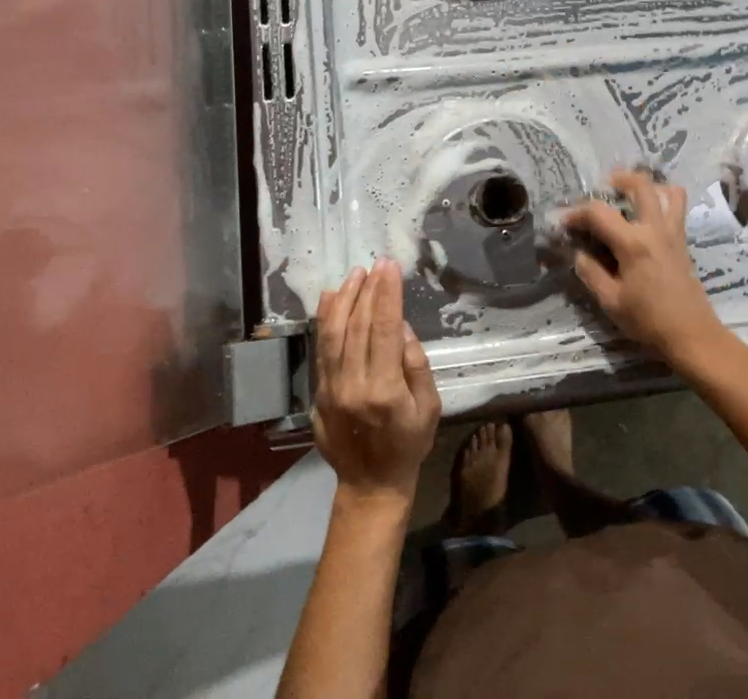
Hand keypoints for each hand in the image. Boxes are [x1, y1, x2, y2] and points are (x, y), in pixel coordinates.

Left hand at [312, 260, 441, 505]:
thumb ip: (415, 365)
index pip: (383, 329)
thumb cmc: (409, 444)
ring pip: (333, 333)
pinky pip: (320, 349)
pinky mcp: (318, 392)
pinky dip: (324, 320)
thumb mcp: (429, 407)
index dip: (386, 294)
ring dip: (343, 299)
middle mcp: (353, 385)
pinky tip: (330, 299)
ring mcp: (330, 388)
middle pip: (357, 326)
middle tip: (376, 264)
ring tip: (354, 274)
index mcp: (385, 389)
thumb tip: (399, 327)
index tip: (389, 267)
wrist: (370, 483)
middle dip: (367, 290)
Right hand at [565, 170, 732, 368]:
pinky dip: (662, 200)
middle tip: (602, 189)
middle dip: (618, 179)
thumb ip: (590, 272)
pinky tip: (646, 217)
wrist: (691, 334)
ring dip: (648, 186)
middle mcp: (655, 229)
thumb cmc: (648, 320)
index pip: (599, 213)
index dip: (576, 213)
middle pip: (641, 185)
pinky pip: (677, 207)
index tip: (563, 222)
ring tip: (629, 196)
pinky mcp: (683, 241)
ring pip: (667, 191)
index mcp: (633, 243)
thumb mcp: (610, 301)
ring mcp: (674, 232)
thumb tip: (578, 253)